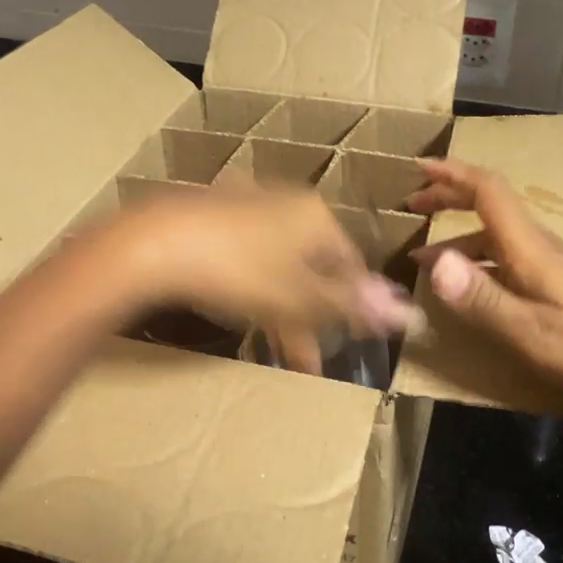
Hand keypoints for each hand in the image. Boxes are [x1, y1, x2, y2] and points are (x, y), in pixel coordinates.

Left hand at [113, 185, 418, 374]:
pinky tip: (244, 313)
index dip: (354, 307)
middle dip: (314, 317)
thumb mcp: (299, 296)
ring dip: (284, 310)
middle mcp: (286, 203)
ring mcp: (247, 206)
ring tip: (280, 350)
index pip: (352, 264)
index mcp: (315, 215)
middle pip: (314, 266)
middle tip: (310, 359)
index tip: (350, 343)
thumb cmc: (237, 270)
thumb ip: (350, 305)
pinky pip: (249, 258)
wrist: (153, 244)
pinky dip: (255, 290)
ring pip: (280, 265)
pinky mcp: (214, 216)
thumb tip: (408, 313)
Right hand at [405, 160, 562, 412]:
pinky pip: (513, 260)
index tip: (418, 167)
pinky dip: (482, 263)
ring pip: (500, 237)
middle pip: (492, 206)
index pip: (487, 191)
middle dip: (450, 198)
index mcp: (532, 249)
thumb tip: (433, 261)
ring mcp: (560, 266)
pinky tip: (476, 291)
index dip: (452, 173)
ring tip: (427, 261)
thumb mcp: (536, 334)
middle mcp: (543, 247)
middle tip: (413, 206)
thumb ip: (483, 299)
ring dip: (461, 237)